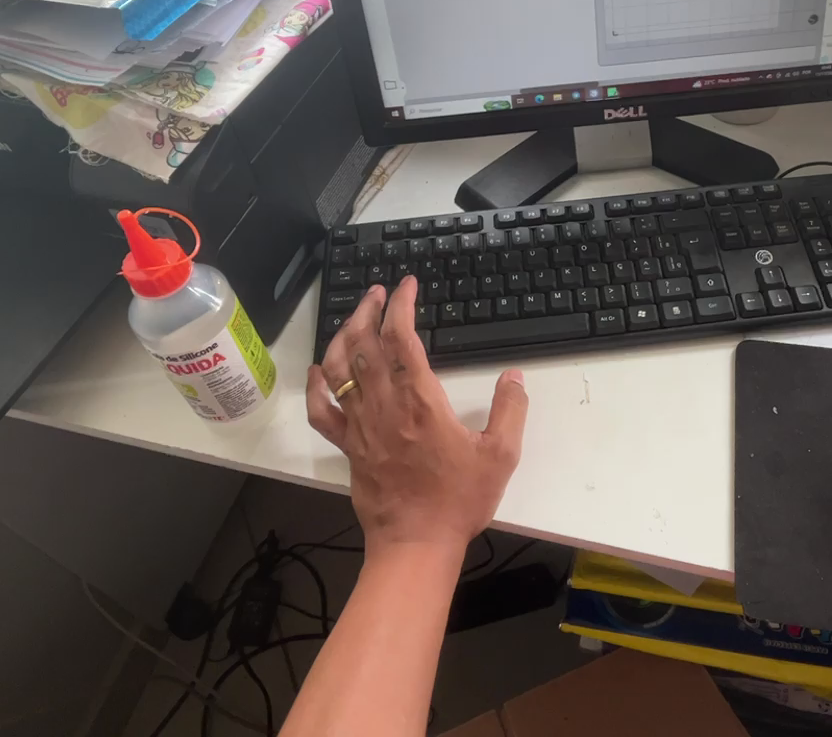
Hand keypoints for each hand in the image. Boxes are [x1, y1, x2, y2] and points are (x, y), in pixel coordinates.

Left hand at [307, 276, 529, 558]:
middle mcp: (385, 406)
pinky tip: (320, 368)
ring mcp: (360, 426)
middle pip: (365, 345)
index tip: (407, 285)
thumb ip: (511, 410)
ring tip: (354, 316)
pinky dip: (316, 385)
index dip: (402, 305)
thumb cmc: (458, 500)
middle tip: (379, 291)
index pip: (403, 339)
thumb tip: (515, 376)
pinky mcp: (347, 447)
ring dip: (344, 335)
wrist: (416, 545)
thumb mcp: (500, 455)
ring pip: (340, 369)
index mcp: (421, 402)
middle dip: (369, 310)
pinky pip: (321, 411)